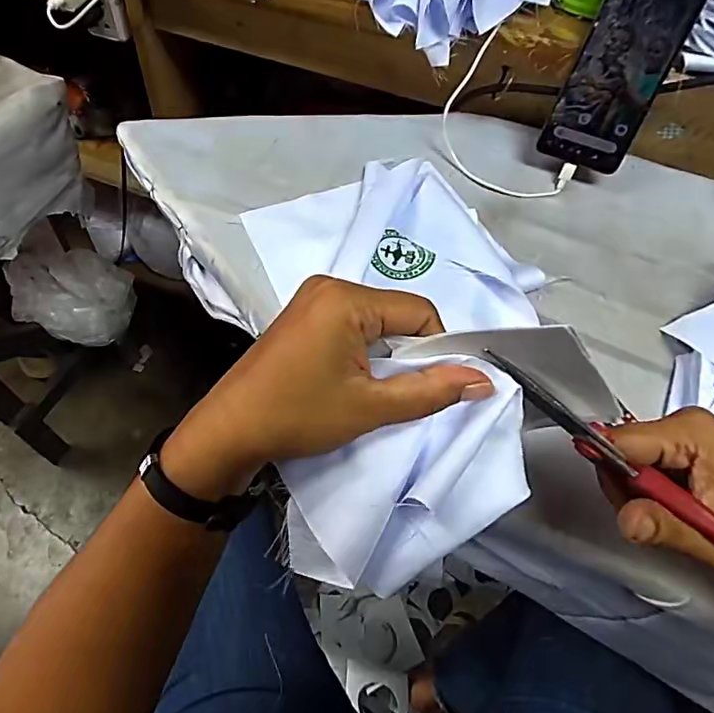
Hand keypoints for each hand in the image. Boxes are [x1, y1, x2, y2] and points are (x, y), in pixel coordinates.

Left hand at [162, 276, 492, 499]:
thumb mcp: (371, 407)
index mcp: (345, 298)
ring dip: (385, 353)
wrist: (231, 427)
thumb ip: (431, 390)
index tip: (432, 387)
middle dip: (408, 353)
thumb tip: (483, 379)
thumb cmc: (297, 414)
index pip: (420, 312)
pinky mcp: (302, 313)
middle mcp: (328, 285)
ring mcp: (312, 297)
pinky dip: (363, 348)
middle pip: (397, 313)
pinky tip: (350, 378)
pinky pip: (351, 321)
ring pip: (376, 319)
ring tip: (369, 389)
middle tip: (395, 392)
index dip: (437, 350)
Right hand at [602, 407, 713, 608]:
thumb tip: (623, 518)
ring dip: (647, 499)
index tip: (630, 510)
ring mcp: (693, 442)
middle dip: (632, 492)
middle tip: (663, 525)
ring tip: (685, 525)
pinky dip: (660, 499)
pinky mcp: (697, 460)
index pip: (619, 440)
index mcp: (692, 430)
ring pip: (635, 465)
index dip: (616, 476)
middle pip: (623, 452)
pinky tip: (688, 519)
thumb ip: (663, 525)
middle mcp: (688, 427)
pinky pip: (654, 472)